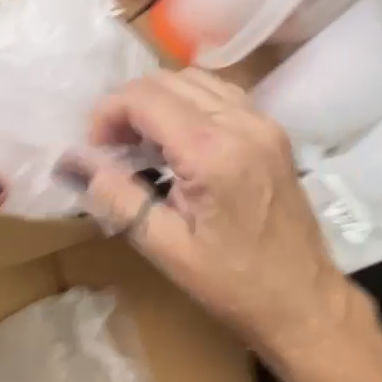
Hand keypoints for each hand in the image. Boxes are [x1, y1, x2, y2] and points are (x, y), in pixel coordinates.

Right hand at [58, 70, 369, 364]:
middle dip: (126, 105)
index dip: (106, 115)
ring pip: (193, 79)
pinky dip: (186, 104)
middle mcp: (241, 124)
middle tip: (111, 148)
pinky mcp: (271, 132)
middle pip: (166, 81)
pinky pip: (219, 94)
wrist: (304, 301)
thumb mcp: (163, 246)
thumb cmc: (231, 281)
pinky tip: (175, 140)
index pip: (142, 98)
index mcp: (212, 152)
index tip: (94, 151)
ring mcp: (262, 123)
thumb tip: (76, 161)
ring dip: (156, 101)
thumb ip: (116, 195)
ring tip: (140, 142)